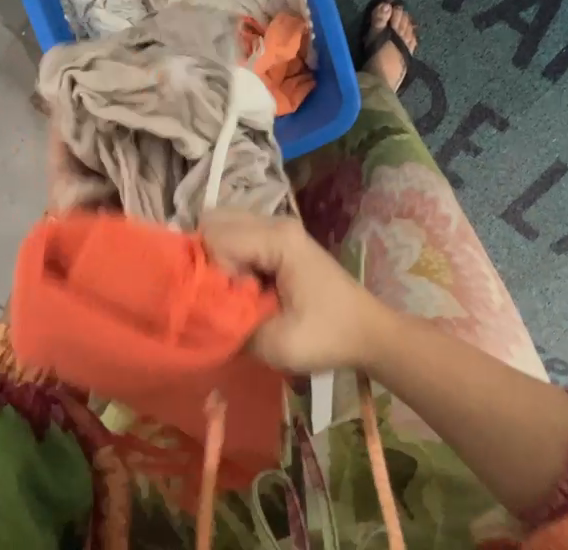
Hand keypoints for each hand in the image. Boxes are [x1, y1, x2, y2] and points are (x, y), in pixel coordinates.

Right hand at [200, 211, 396, 373]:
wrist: (368, 333)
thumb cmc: (328, 337)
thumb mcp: (278, 344)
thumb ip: (232, 327)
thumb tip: (199, 315)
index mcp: (278, 239)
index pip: (216, 238)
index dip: (212, 273)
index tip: (230, 304)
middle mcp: (275, 222)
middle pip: (214, 222)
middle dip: (207, 259)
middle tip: (224, 295)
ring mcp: (276, 226)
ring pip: (221, 226)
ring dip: (217, 259)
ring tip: (234, 292)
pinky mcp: (276, 238)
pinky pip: (235, 236)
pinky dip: (228, 259)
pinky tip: (243, 287)